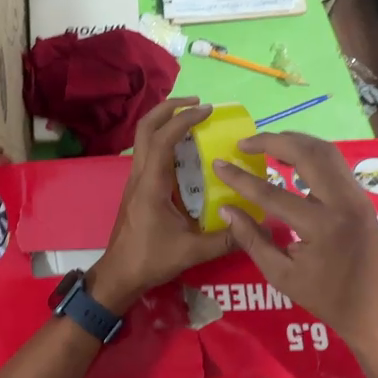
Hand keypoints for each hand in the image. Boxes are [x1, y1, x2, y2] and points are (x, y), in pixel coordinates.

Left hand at [87, 98, 235, 314]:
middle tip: (197, 103)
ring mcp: (135, 180)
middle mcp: (139, 175)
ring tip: (194, 119)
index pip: (162, 140)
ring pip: (143, 139)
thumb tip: (258, 226)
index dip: (183, 120)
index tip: (207, 110)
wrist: (119, 274)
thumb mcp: (192, 252)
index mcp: (150, 185)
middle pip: (145, 128)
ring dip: (165, 122)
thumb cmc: (151, 260)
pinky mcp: (138, 188)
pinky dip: (165, 140)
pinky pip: (149, 153)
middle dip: (168, 109)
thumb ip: (226, 239)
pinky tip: (187, 149)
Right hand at [212, 132, 377, 353]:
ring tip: (263, 144)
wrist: (375, 310)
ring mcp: (357, 196)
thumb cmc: (325, 298)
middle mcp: (344, 203)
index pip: (272, 193)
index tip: (218, 164)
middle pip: (307, 154)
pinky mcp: (361, 197)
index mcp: (322, 227)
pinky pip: (333, 163)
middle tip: (243, 143)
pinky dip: (309, 153)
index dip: (241, 178)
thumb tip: (226, 209)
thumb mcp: (280, 275)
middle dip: (272, 141)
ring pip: (325, 151)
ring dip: (293, 142)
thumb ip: (251, 239)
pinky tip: (289, 158)